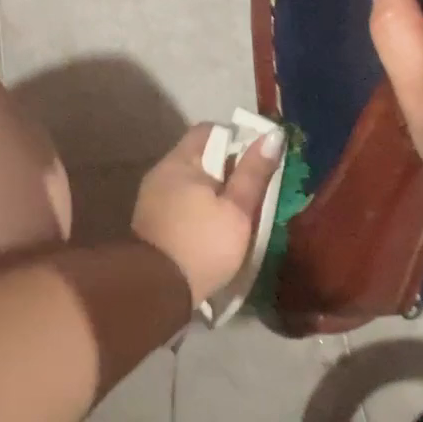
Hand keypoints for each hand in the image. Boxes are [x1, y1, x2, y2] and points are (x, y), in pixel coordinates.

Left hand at [132, 124, 283, 305]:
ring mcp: (151, 198)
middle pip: (199, 156)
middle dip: (226, 168)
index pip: (209, 130)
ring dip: (211, 192)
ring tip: (235, 213)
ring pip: (189, 182)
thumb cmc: (202, 245)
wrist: (155, 293)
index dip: (235, 138)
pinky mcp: (149, 224)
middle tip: (250, 189)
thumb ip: (254, 173)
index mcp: (180, 161)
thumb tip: (273, 134)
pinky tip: (211, 229)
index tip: (256, 159)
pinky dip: (197, 209)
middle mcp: (161, 172)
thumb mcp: (237, 210)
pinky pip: (179, 203)